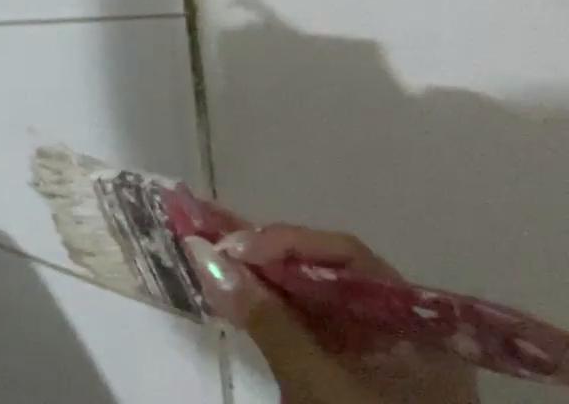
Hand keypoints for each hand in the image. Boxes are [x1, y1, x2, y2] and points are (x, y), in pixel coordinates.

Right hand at [184, 226, 478, 403]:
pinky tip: (217, 277)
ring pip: (298, 287)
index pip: (347, 258)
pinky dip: (252, 294)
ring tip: (195, 236)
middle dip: (257, 246)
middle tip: (199, 223)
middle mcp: (390, 327)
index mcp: (412, 328)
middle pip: (319, 268)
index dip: (287, 242)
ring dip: (246, 263)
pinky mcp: (331, 363)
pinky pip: (290, 314)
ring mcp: (360, 346)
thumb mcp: (318, 384)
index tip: (232, 247)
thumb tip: (200, 252)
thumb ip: (265, 319)